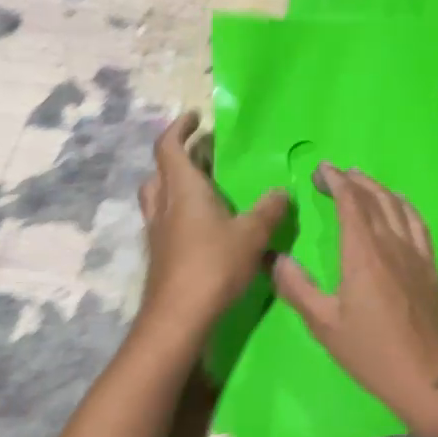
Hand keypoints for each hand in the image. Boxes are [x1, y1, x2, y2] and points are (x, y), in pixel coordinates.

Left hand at [137, 112, 288, 339]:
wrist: (177, 318)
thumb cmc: (213, 265)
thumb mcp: (252, 234)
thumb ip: (268, 210)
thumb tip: (281, 192)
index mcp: (183, 189)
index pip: (169, 146)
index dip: (179, 128)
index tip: (196, 118)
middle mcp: (164, 205)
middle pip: (160, 171)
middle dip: (179, 157)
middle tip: (205, 156)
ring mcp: (157, 232)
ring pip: (159, 197)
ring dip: (175, 186)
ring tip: (205, 190)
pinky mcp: (159, 256)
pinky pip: (165, 222)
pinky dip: (179, 214)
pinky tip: (204, 228)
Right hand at [272, 164, 437, 427]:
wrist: (425, 374)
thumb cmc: (370, 351)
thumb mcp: (324, 324)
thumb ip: (297, 288)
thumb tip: (276, 258)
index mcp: (363, 252)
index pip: (350, 202)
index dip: (336, 181)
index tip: (321, 170)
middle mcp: (391, 243)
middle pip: (374, 198)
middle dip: (353, 180)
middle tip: (335, 174)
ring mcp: (415, 252)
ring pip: (397, 206)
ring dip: (378, 188)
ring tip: (362, 180)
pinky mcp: (430, 264)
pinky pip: (417, 222)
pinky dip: (403, 205)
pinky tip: (398, 206)